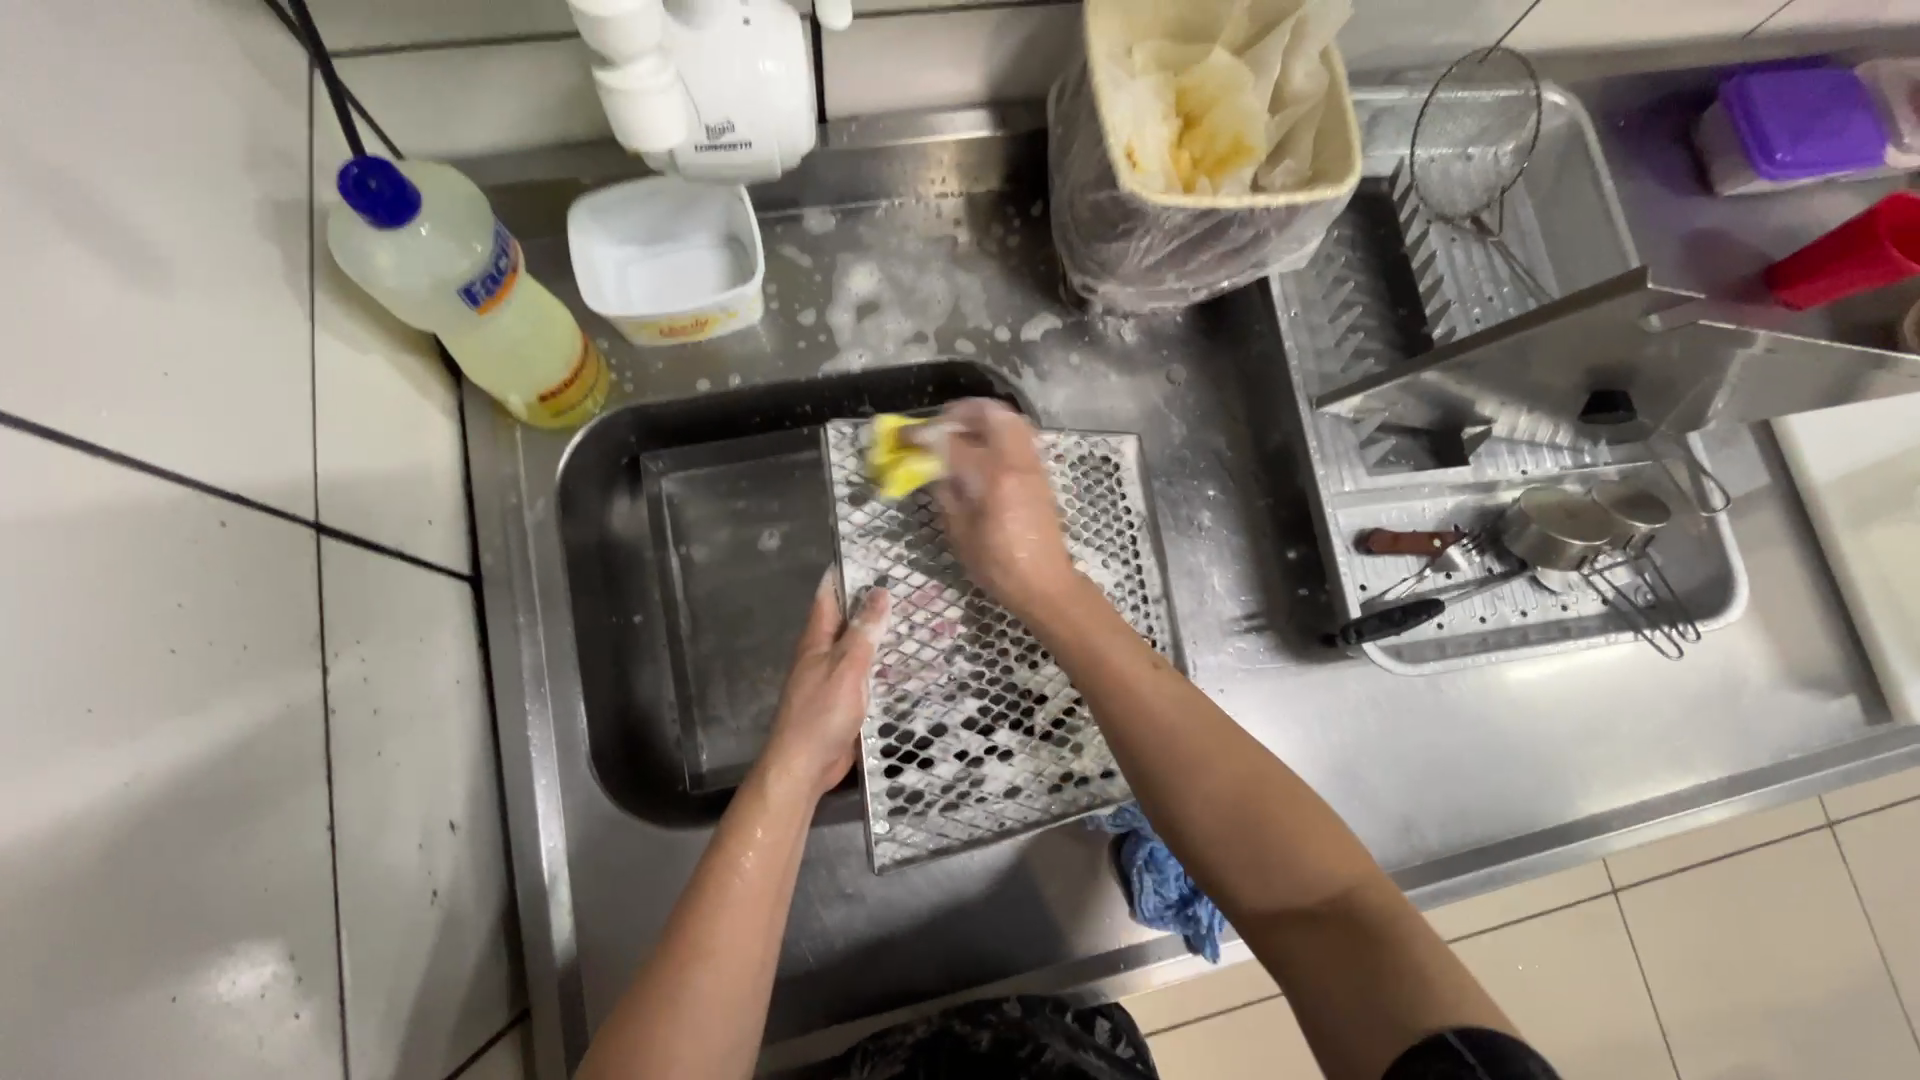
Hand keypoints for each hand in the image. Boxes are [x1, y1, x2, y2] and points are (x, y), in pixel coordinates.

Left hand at [756, 573, 890, 801]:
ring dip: (882, 635)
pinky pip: (867, 675)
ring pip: (860, 648)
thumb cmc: (820, 714)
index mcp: (816, 640)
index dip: (847, 574)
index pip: (829, 596)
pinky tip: (908, 664)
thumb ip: (863, 633)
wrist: (804, 766)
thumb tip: (880, 593)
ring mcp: (833, 679)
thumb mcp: (846, 668)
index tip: (872, 554)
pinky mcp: (844, 701)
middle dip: (872, 604)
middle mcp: (822, 654)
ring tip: (917, 618)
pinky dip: (885, 666)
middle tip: (909, 585)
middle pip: (848, 621)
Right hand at [927, 399, 1079, 618]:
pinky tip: (981, 453)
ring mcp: (1032, 465)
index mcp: (991, 479)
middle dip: (960, 412)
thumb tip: (932, 470)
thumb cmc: (998, 567)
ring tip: (960, 434)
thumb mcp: (959, 534)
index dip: (923, 435)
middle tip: (940, 425)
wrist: (1044, 583)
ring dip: (982, 418)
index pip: (951, 442)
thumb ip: (945, 494)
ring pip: (1010, 420)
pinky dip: (998, 432)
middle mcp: (1015, 463)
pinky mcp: (1040, 474)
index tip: (904, 435)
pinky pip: (1020, 436)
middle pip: (990, 413)